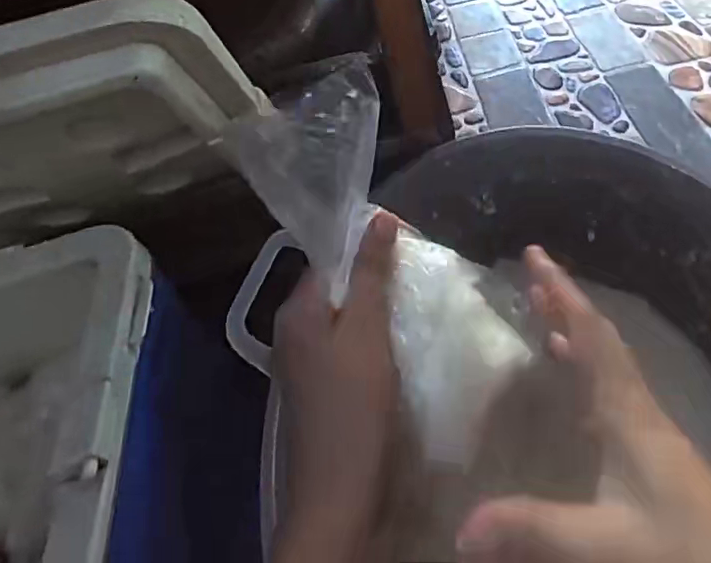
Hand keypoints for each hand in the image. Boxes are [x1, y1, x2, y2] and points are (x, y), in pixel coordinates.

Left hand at [273, 211, 399, 561]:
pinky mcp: (321, 384)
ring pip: (344, 313)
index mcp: (297, 311)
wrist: (339, 495)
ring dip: (376, 302)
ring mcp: (304, 360)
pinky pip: (346, 340)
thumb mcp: (368, 330)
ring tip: (414, 295)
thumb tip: (379, 216)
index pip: (330, 257)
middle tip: (418, 267)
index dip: (366, 242)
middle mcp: (293, 330)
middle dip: (375, 272)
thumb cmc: (354, 405)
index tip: (407, 239)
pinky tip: (399, 334)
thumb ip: (372, 272)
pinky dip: (371, 330)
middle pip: (337, 284)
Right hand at [454, 247, 710, 562]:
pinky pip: (614, 385)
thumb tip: (463, 524)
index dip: (563, 291)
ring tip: (544, 317)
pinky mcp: (656, 445)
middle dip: (566, 302)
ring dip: (577, 332)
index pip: (591, 334)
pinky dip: (590, 368)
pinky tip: (579, 387)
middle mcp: (639, 404)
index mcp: (628, 409)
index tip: (537, 255)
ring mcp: (651, 423)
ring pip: (609, 359)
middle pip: (599, 337)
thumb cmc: (680, 545)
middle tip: (531, 278)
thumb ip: (537, 526)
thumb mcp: (605, 540)